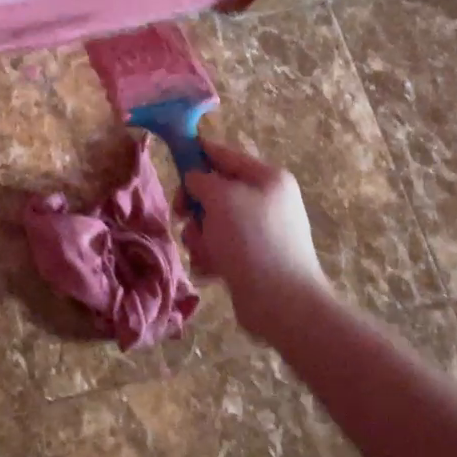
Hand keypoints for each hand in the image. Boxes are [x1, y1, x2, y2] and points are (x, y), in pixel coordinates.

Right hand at [179, 140, 329, 337]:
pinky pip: (220, 247)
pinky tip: (211, 269)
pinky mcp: (252, 259)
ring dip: (200, 235)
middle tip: (181, 214)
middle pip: (216, 191)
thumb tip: (195, 180)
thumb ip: (202, 180)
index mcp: (268, 178)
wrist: (282, 303)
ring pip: (213, 221)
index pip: (226, 155)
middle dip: (196, 205)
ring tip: (204, 251)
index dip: (198, 153)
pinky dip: (210, 256)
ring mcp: (260, 232)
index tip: (173, 155)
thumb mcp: (222, 198)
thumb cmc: (252, 240)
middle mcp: (266, 201)